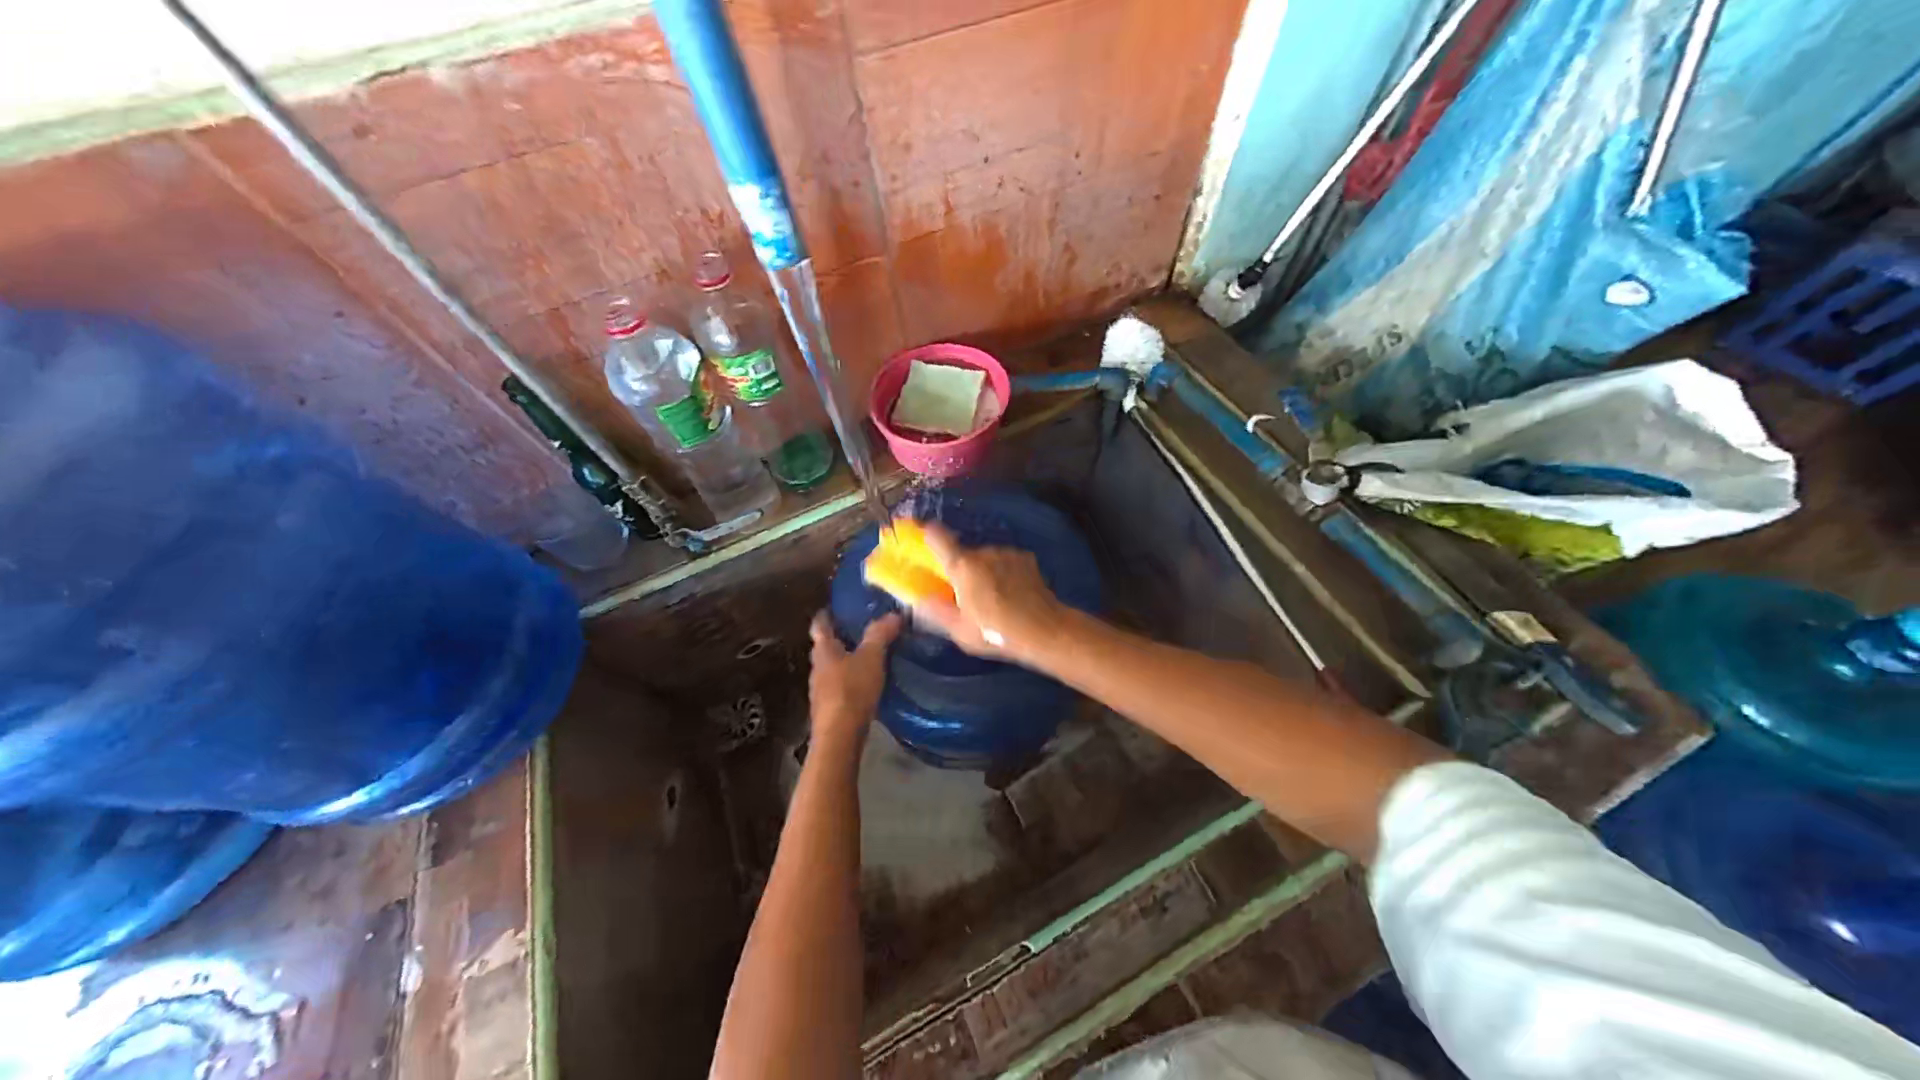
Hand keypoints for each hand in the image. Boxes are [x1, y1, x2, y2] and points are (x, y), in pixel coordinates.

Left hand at [808, 611, 902, 746]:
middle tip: (859, 631)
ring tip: (867, 658)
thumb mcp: (871, 657)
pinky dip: (850, 683)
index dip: (827, 615)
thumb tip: (894, 613)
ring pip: (832, 670)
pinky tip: (865, 686)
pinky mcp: (829, 710)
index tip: (836, 608)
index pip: (820, 625)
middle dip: (839, 640)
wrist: (839, 736)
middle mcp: (817, 668)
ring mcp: (820, 691)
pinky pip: (839, 689)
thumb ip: (881, 634)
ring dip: (845, 663)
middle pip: (825, 648)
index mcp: (823, 650)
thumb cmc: (852, 690)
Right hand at [911, 523, 1067, 660]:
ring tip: (993, 598)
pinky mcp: (1026, 558)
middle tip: (965, 595)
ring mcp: (1007, 552)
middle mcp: (984, 552)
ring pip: (985, 558)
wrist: (1046, 631)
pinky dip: (1003, 572)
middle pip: (963, 554)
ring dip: (983, 572)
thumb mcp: (960, 631)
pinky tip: (1011, 594)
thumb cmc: (997, 633)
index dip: (926, 535)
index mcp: (962, 566)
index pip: (936, 536)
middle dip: (961, 570)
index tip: (922, 542)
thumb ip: (935, 612)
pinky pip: (1005, 561)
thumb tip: (919, 601)